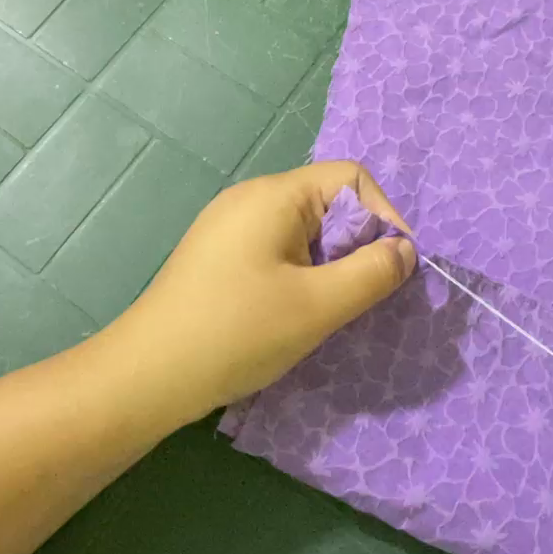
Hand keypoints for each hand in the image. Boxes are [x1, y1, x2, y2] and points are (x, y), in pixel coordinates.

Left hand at [99, 161, 415, 423]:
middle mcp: (250, 199)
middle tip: (361, 297)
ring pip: (303, 231)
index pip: (350, 178)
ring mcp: (229, 227)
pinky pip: (277, 250)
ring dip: (329, 265)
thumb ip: (371, 274)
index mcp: (274, 195)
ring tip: (329, 310)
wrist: (148, 375)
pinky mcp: (218, 256)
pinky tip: (293, 314)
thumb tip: (404, 250)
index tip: (393, 270)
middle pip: (327, 203)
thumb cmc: (237, 332)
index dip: (383, 217)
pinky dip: (300, 274)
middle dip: (356, 245)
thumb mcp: (317, 306)